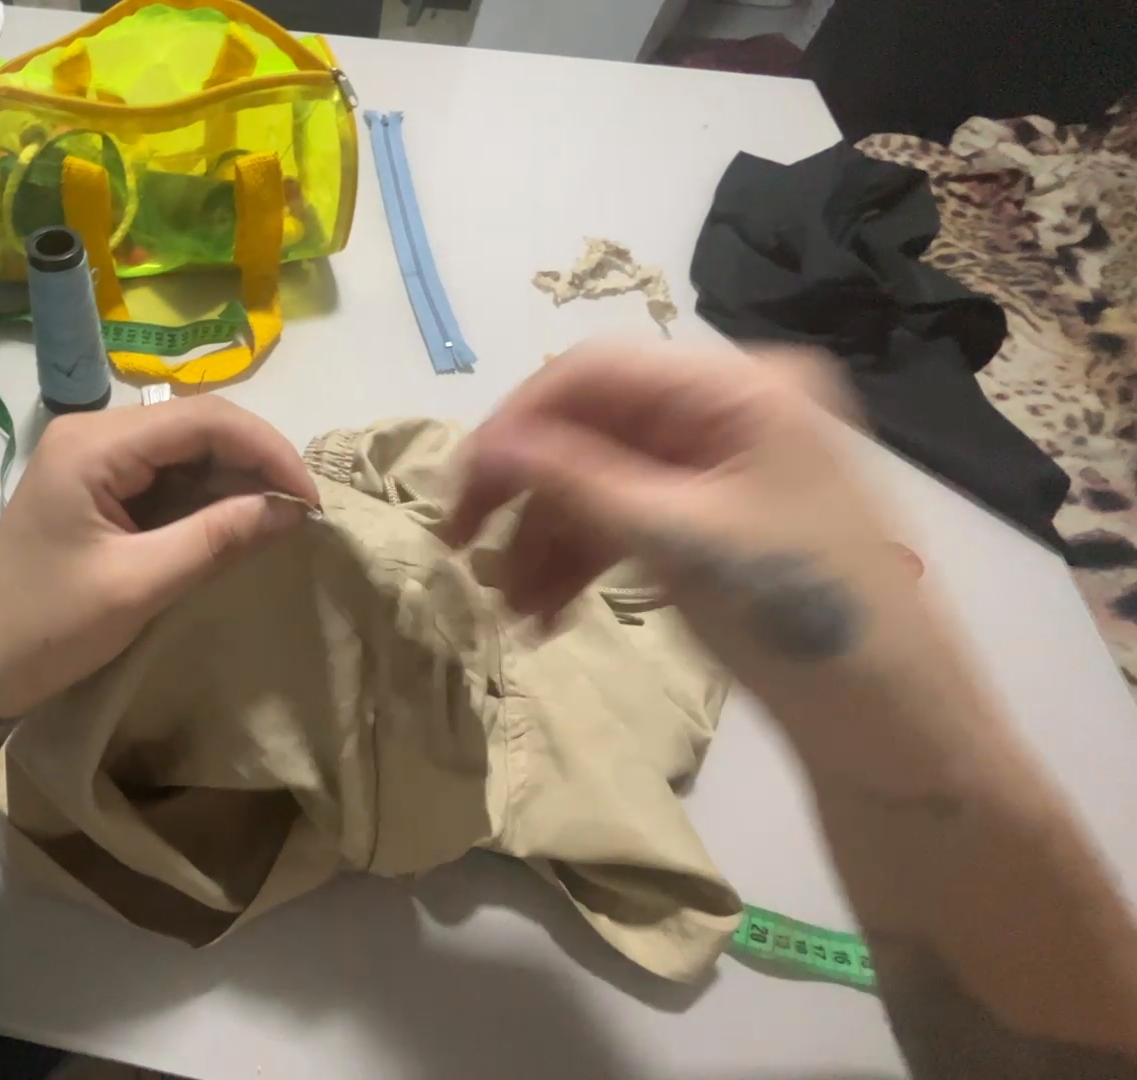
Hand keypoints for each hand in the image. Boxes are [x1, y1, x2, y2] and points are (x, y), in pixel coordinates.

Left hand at [0, 396, 316, 723]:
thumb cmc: (50, 629)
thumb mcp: (139, 586)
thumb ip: (216, 539)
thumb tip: (289, 509)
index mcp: (91, 446)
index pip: (200, 419)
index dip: (266, 450)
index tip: (309, 499)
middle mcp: (90, 433)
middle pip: (194, 425)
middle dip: (254, 462)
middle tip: (298, 511)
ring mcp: (89, 456)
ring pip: (183, 448)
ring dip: (233, 479)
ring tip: (276, 517)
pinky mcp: (94, 483)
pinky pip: (163, 474)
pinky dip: (203, 495)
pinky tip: (233, 520)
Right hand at [444, 340, 929, 704]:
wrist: (883, 714)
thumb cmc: (795, 609)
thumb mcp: (672, 536)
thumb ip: (570, 480)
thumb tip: (481, 446)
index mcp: (735, 390)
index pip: (594, 374)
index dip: (517, 421)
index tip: (464, 481)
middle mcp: (715, 413)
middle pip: (582, 433)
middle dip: (518, 494)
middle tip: (457, 540)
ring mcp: (703, 467)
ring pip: (588, 486)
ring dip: (538, 544)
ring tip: (506, 607)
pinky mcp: (693, 516)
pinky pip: (611, 523)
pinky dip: (571, 564)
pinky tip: (541, 613)